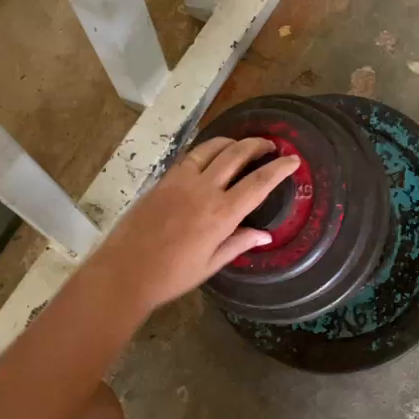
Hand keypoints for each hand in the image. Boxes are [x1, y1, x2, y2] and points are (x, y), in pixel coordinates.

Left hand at [84, 136, 300, 313]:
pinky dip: (207, 150)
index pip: (258, 183)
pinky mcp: (164, 180)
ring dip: (232, 142)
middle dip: (257, 146)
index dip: (279, 169)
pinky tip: (211, 155)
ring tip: (243, 145)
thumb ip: (238, 243)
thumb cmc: (171, 276)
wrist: (125, 271)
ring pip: (212, 148)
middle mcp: (204, 190)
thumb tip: (264, 235)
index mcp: (221, 214)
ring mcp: (181, 181)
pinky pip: (191, 156)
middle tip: (270, 145)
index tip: (293, 160)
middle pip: (237, 155)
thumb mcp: (210, 264)